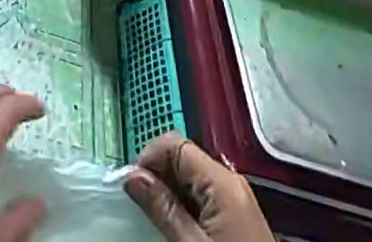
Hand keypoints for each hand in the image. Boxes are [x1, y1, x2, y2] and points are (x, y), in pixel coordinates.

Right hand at [123, 135, 272, 241]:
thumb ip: (163, 208)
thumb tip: (133, 176)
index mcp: (222, 182)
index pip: (173, 143)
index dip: (148, 158)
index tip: (133, 186)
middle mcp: (231, 182)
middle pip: (181, 157)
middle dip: (158, 176)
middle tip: (145, 207)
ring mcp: (237, 199)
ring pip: (190, 177)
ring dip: (170, 192)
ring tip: (162, 221)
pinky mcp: (239, 215)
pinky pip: (203, 195)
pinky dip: (185, 204)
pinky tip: (182, 228)